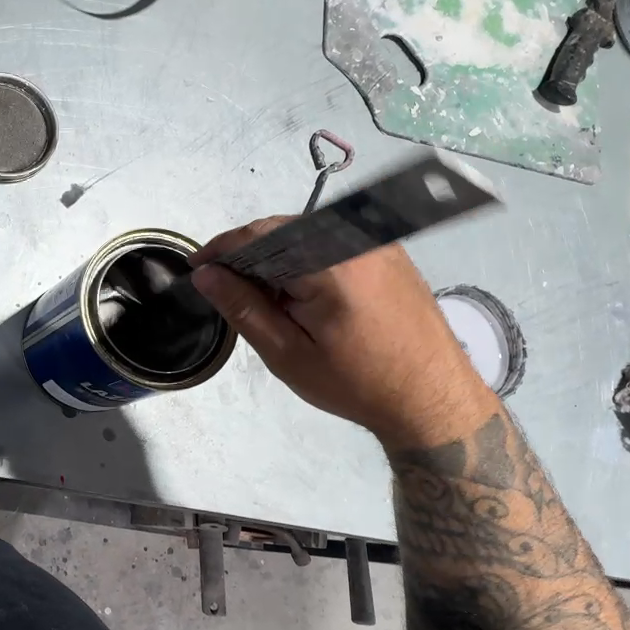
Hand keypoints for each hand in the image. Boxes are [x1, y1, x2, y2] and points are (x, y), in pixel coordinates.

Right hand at [188, 217, 496, 448]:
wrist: (432, 400)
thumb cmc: (355, 383)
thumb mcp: (286, 353)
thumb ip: (243, 307)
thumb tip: (205, 275)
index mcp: (330, 264)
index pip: (260, 235)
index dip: (222, 248)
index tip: (197, 268)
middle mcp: (358, 242)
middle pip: (284, 229)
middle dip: (248, 252)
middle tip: (225, 287)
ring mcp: (379, 246)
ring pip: (308, 234)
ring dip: (276, 257)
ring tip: (260, 295)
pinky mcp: (390, 256)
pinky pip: (333, 243)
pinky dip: (305, 260)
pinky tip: (297, 293)